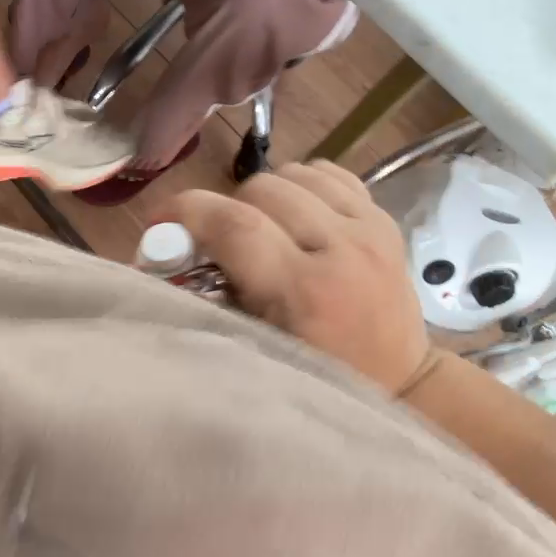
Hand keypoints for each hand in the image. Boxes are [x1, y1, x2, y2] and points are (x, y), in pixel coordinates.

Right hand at [152, 161, 431, 394]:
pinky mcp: (383, 218)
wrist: (398, 381)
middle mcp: (340, 248)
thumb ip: (212, 304)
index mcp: (302, 290)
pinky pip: (329, 175)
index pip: (235, 225)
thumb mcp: (253, 352)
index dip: (185, 212)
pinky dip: (298, 188)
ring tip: (253, 232)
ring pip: (294, 175)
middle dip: (221, 209)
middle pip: (261, 190)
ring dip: (260, 198)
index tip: (157, 224)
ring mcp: (368, 228)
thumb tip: (170, 263)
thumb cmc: (312, 379)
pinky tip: (289, 220)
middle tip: (209, 243)